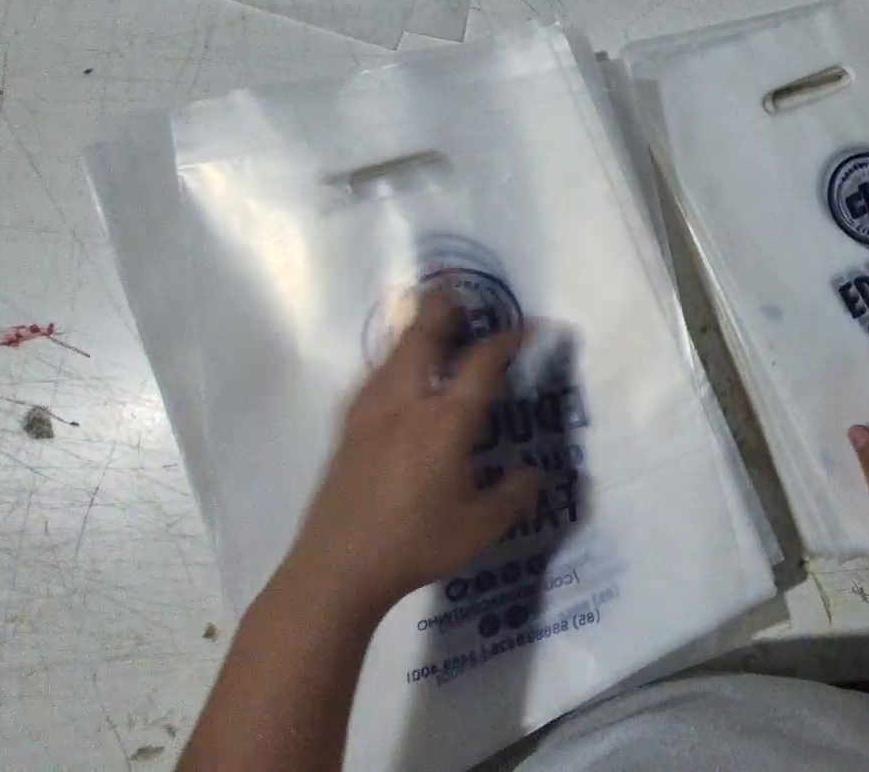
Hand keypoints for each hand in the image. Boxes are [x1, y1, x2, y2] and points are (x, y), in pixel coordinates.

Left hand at [280, 293, 544, 618]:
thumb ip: (516, 494)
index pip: (483, 364)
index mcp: (446, 422)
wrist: (334, 573)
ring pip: (392, 355)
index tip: (530, 326)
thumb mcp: (483, 525)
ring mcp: (369, 416)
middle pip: (423, 340)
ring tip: (428, 321)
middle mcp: (407, 406)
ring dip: (414, 331)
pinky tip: (393, 371)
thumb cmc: (416, 544)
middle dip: (443, 311)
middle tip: (459, 295)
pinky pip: (372, 378)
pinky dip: (390, 360)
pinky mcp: (346, 432)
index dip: (509, 339)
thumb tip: (534, 474)